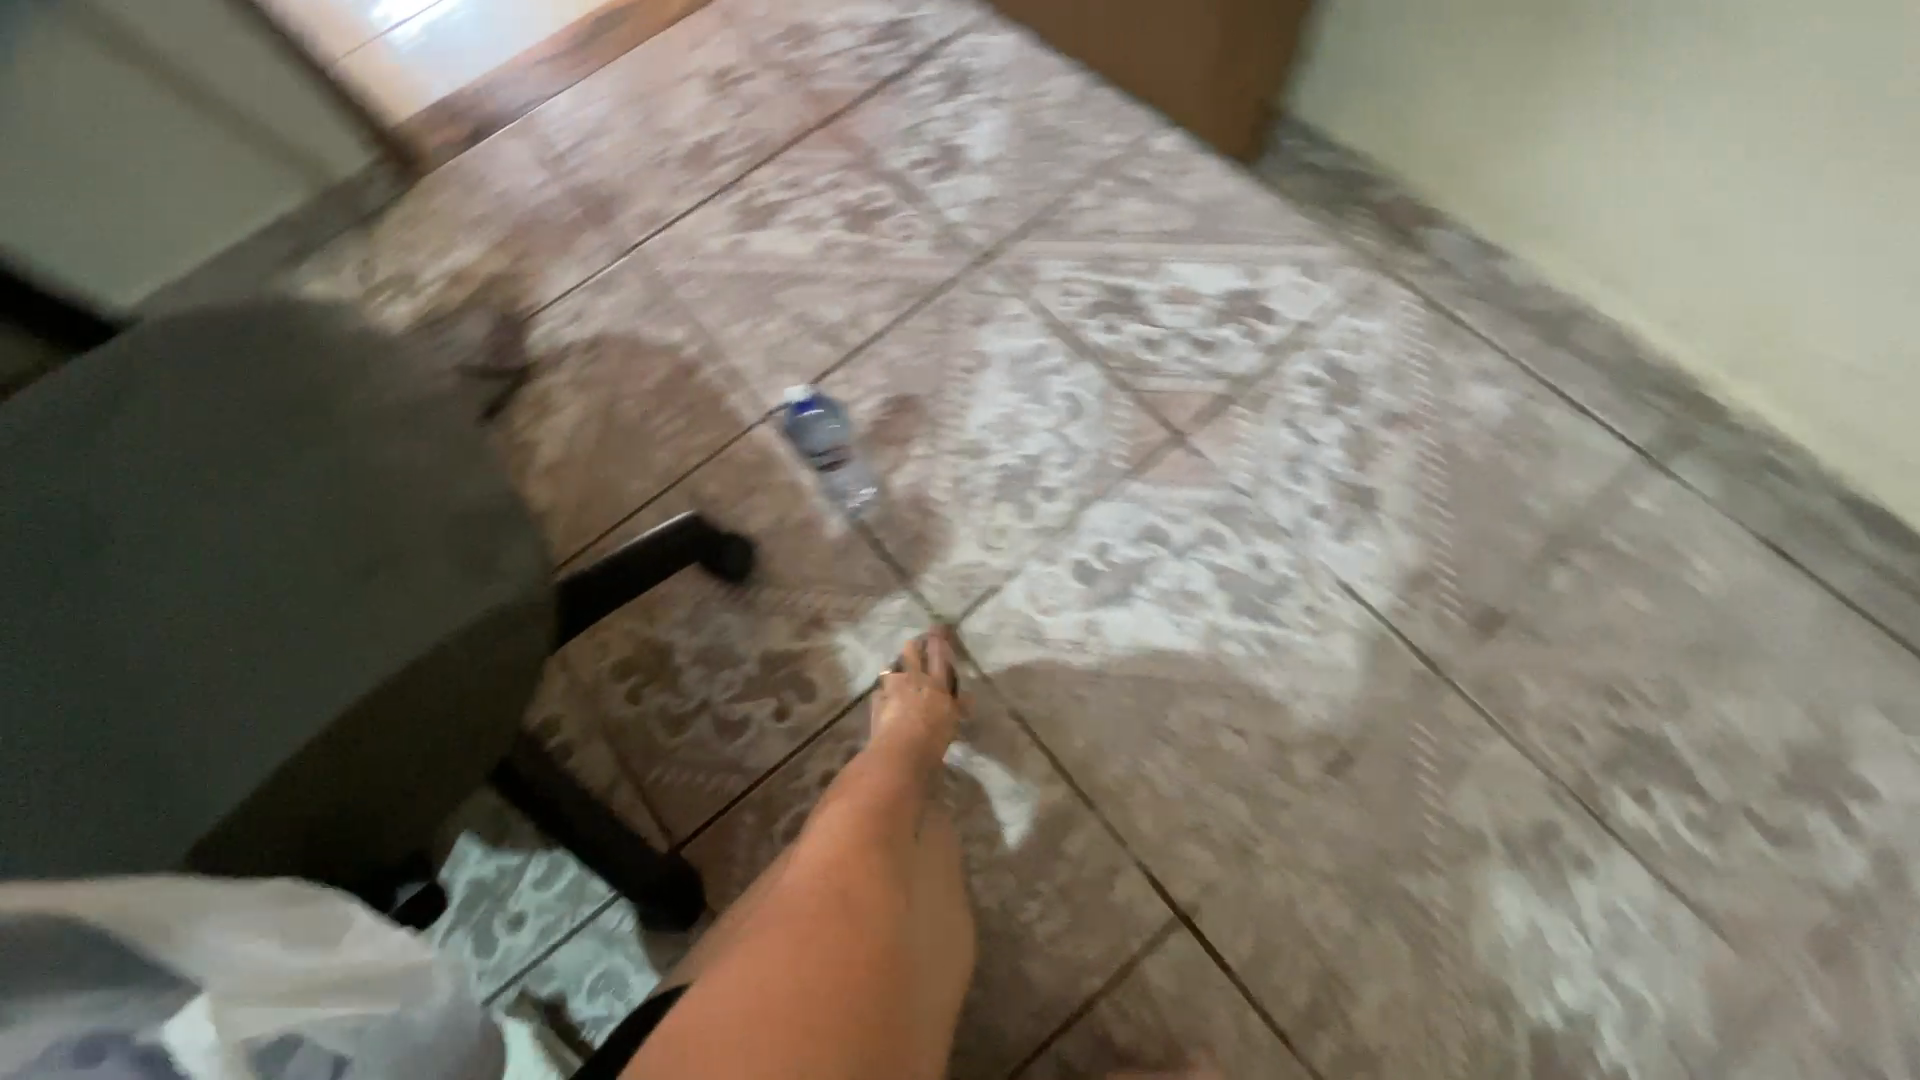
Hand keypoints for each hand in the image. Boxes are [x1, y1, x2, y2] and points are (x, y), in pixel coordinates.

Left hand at [871, 627, 962, 760]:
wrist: (902, 749)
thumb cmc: (934, 737)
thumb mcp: (952, 722)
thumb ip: (958, 707)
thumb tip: (968, 699)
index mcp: (936, 684)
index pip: (939, 655)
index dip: (938, 640)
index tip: (937, 628)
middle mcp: (914, 680)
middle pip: (911, 654)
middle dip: (913, 646)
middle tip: (913, 643)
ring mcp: (893, 688)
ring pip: (892, 670)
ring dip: (894, 670)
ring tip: (894, 672)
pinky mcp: (877, 701)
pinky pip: (879, 692)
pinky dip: (882, 694)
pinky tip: (883, 699)